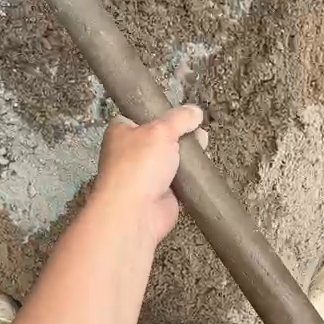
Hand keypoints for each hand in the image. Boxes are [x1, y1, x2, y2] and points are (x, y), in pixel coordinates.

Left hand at [89, 105, 205, 246]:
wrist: (136, 212)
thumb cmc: (137, 167)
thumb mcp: (161, 130)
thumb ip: (180, 118)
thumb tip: (194, 112)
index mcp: (122, 132)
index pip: (141, 116)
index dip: (160, 114)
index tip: (180, 112)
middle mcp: (131, 153)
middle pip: (161, 138)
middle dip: (180, 135)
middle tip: (196, 131)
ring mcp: (146, 174)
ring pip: (172, 159)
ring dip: (187, 156)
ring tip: (201, 148)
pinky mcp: (161, 193)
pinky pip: (180, 181)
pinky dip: (190, 177)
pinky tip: (200, 169)